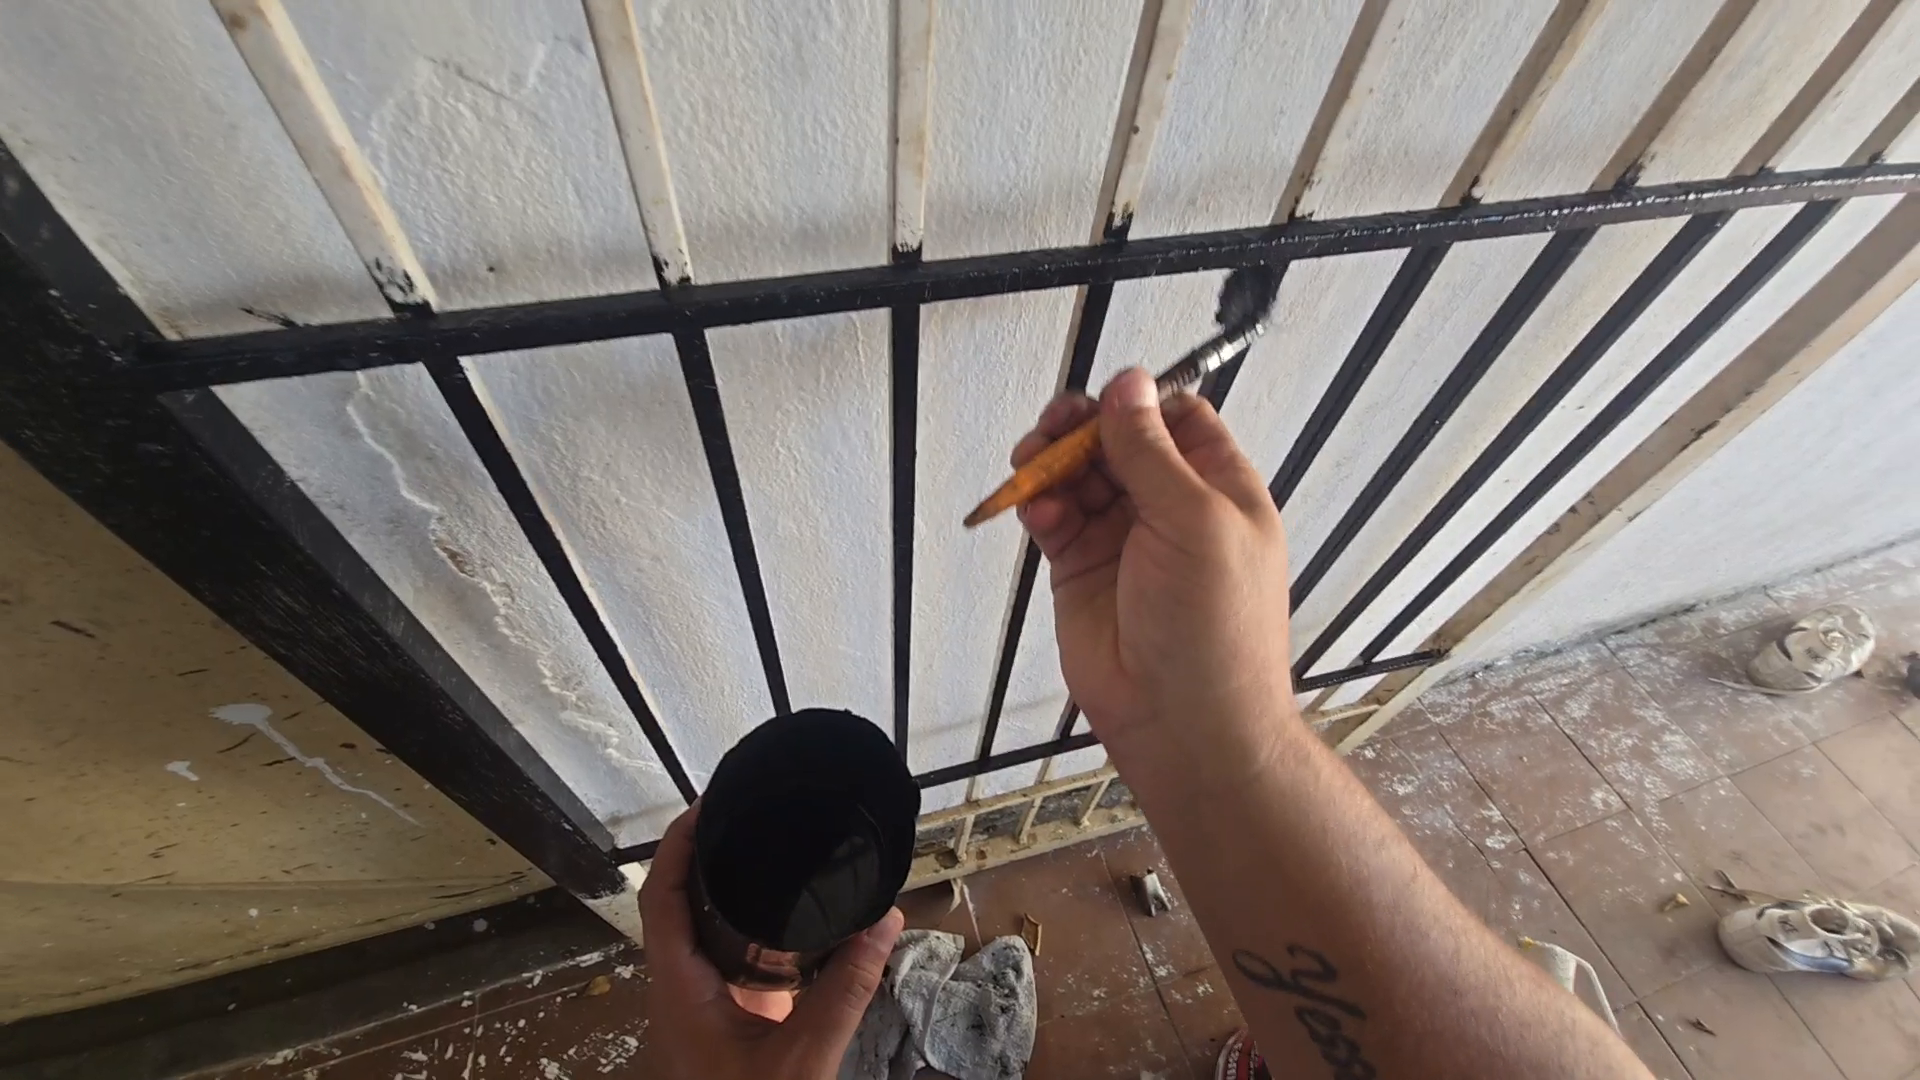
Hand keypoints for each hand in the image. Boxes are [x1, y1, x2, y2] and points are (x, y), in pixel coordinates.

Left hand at [639, 804, 905, 1078]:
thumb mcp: (803, 1060)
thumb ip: (845, 990)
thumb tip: (887, 918)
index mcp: (680, 991)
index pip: (660, 901)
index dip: (675, 847)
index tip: (708, 803)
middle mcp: (682, 988)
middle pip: (674, 902)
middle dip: (701, 850)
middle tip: (745, 807)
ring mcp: (702, 1001)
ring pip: (698, 925)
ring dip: (720, 879)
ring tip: (763, 837)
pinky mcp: (726, 1013)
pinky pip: (726, 948)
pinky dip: (746, 913)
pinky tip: (784, 903)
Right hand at [1013, 368, 1296, 784]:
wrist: (1179, 720)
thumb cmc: (1210, 622)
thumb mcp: (1194, 521)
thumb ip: (1152, 451)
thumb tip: (1128, 382)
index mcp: (1215, 488)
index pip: (1176, 420)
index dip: (1139, 403)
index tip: (1105, 403)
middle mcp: (1168, 506)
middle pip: (1118, 441)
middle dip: (1083, 428)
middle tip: (1052, 428)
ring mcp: (1120, 536)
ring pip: (1078, 475)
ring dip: (1052, 462)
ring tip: (1030, 464)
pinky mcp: (1079, 566)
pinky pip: (1054, 517)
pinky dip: (1040, 505)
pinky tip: (1037, 511)